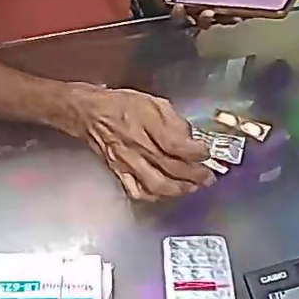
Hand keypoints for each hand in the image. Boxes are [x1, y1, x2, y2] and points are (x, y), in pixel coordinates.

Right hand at [64, 85, 213, 200]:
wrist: (91, 114)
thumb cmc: (122, 105)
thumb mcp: (154, 103)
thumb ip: (174, 121)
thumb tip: (190, 138)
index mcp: (148, 125)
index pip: (177, 145)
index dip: (196, 153)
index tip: (207, 153)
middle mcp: (138, 147)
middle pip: (172, 168)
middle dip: (195, 175)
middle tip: (208, 177)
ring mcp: (128, 163)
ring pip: (157, 185)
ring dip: (178, 189)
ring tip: (192, 188)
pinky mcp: (120, 173)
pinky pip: (138, 191)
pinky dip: (154, 196)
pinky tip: (165, 192)